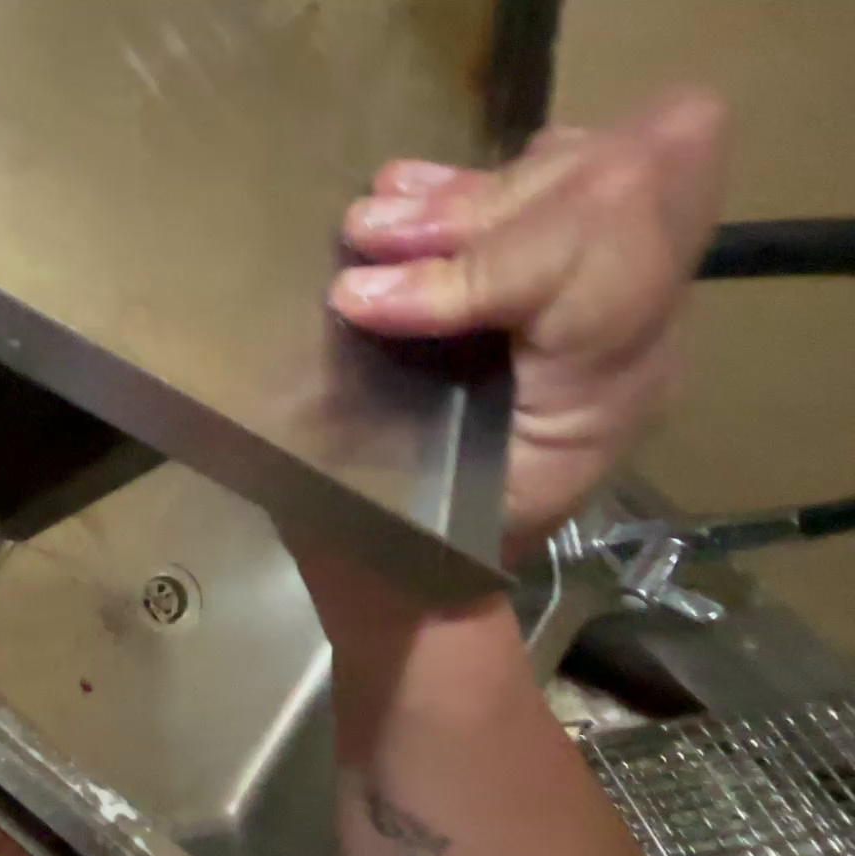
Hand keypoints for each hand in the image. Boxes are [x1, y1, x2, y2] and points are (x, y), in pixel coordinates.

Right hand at [330, 87, 727, 555]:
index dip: (472, 266)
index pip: (598, 268)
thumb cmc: (408, 544)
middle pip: (614, 191)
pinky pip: (559, 180)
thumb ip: (399, 401)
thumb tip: (352, 298)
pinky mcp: (554, 280)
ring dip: (467, 190)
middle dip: (477, 210)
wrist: (428, 564)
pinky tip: (404, 193)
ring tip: (372, 226)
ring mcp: (599, 295)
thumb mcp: (410, 490)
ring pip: (598, 166)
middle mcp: (630, 329)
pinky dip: (473, 176)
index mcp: (600, 394)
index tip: (356, 300)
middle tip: (370, 243)